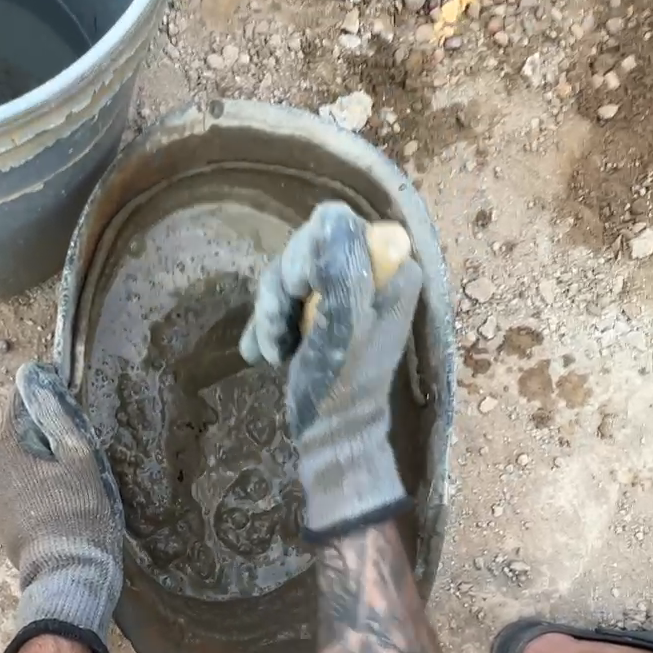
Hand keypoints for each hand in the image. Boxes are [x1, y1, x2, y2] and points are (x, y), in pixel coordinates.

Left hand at [0, 362, 124, 652]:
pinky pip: (17, 490)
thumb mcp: (80, 460)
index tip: (63, 394)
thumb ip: (60, 419)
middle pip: (20, 439)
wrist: (67, 572)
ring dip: (40, 464)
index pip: (20, 408)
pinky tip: (59, 497)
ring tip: (71, 475)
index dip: (42, 398)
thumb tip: (41, 384)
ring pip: (18, 466)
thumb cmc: (77, 512)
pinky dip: (35, 486)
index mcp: (4, 449)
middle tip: (77, 446)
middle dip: (44, 437)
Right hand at [239, 201, 423, 540]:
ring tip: (274, 352)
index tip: (297, 293)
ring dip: (270, 314)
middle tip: (279, 330)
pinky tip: (263, 354)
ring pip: (286, 277)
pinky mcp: (319, 317)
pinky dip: (267, 327)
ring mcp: (341, 296)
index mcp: (389, 269)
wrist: (331, 437)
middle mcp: (369, 274)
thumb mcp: (343, 326)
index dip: (304, 256)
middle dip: (281, 293)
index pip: (334, 226)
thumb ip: (342, 268)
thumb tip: (331, 214)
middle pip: (304, 251)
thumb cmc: (340, 387)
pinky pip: (281, 302)